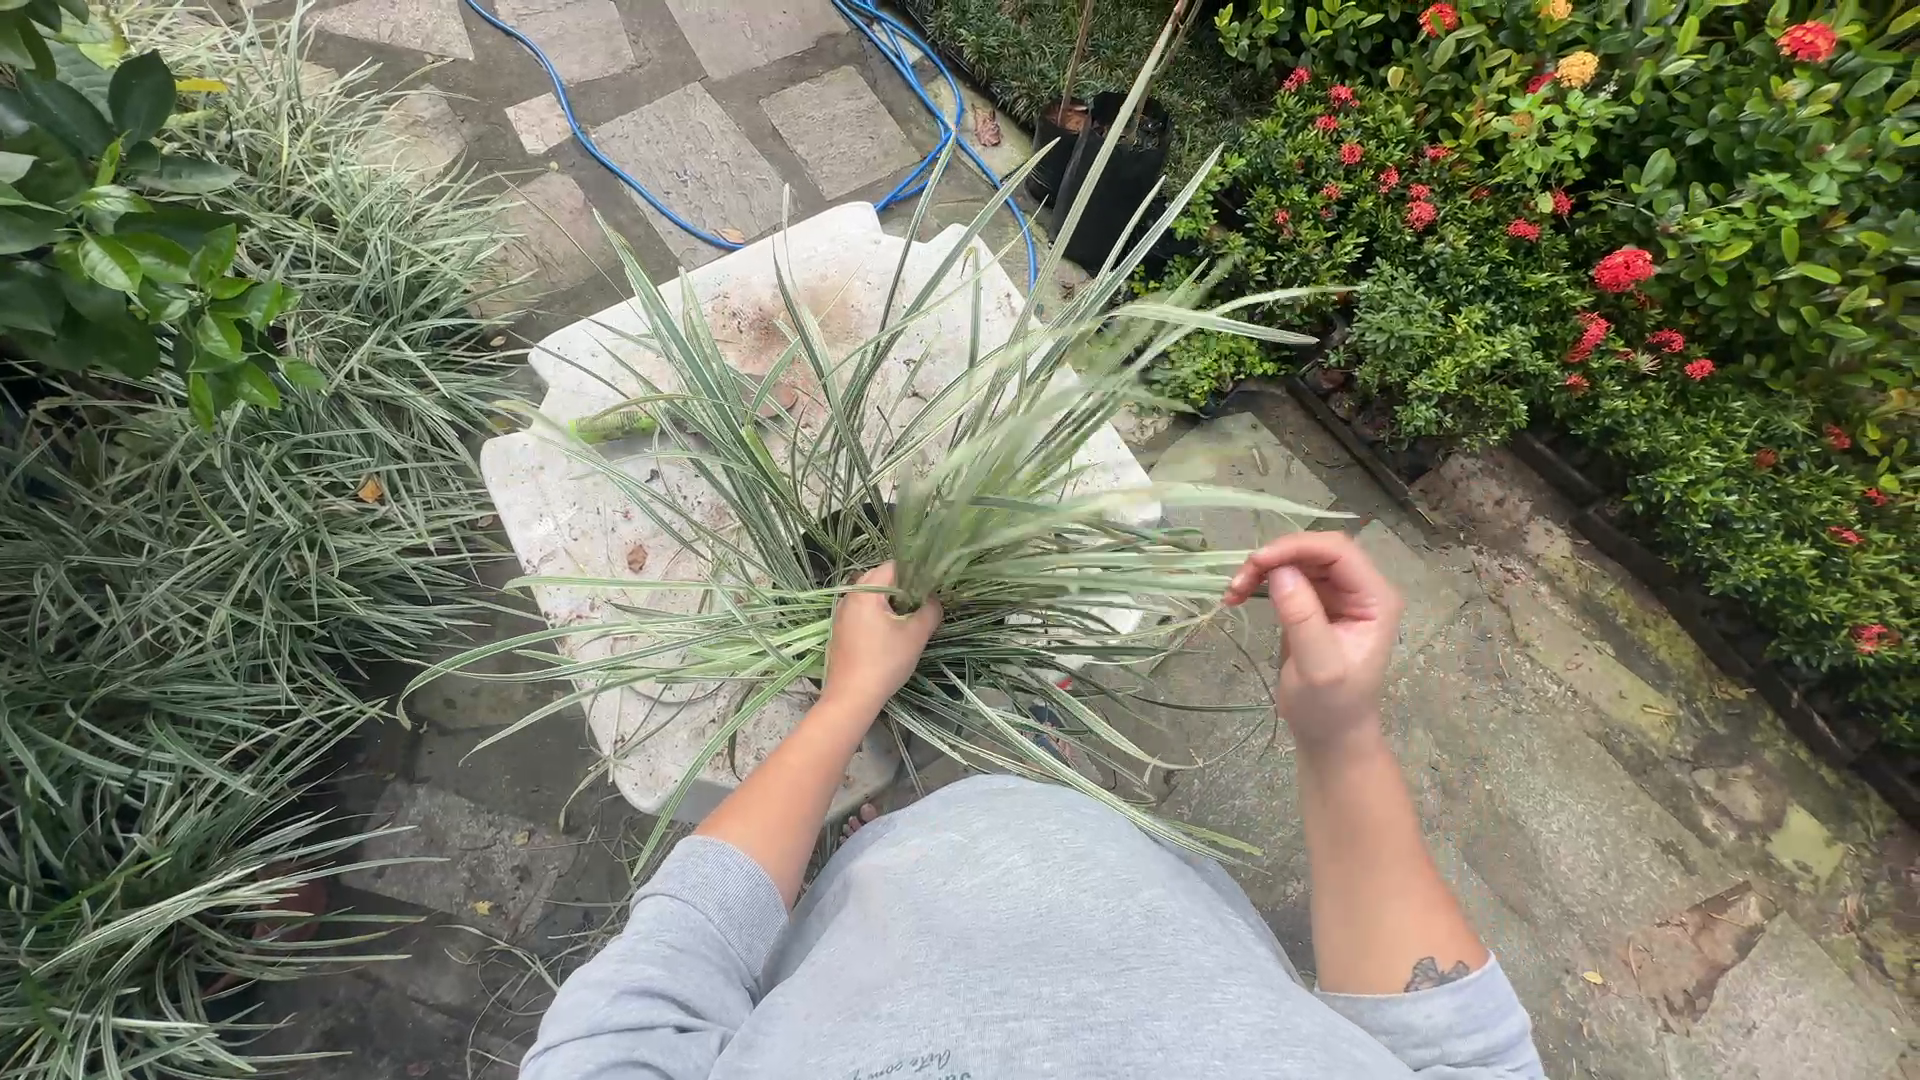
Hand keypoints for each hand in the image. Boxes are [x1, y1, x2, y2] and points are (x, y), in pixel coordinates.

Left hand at [820, 562, 941, 716]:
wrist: (851, 698)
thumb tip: (934, 600)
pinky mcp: (840, 630)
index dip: (914, 573)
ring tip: (907, 619)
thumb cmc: (884, 663)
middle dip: (902, 587)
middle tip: (920, 604)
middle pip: (879, 578)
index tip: (929, 588)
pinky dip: (877, 613)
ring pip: (870, 595)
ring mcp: (841, 614)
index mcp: (865, 592)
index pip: (892, 567)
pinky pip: (862, 610)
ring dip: (889, 601)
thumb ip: (930, 611)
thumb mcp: (915, 636)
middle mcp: (849, 597)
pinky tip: (889, 633)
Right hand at [1223, 532, 1402, 752]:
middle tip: (1238, 581)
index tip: (1256, 562)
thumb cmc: (1331, 706)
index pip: (1338, 551)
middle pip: (1314, 550)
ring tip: (1232, 592)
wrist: (1328, 734)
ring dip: (1261, 569)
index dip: (1297, 547)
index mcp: (1375, 599)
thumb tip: (1280, 572)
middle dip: (1275, 557)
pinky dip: (1259, 581)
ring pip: (1295, 560)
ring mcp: (1336, 595)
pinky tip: (1237, 597)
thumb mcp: (1318, 666)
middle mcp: (1359, 589)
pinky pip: (1284, 577)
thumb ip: (1303, 618)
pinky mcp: (1312, 604)